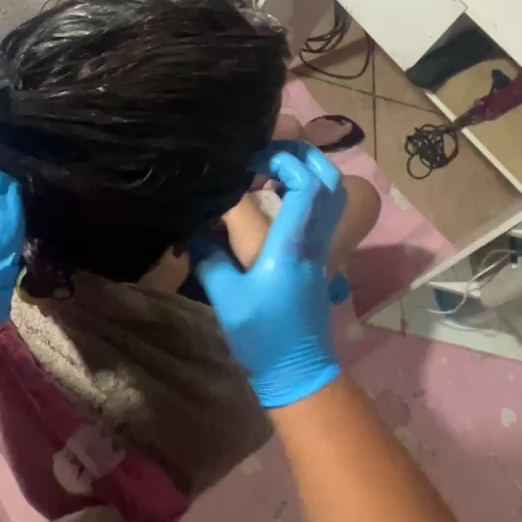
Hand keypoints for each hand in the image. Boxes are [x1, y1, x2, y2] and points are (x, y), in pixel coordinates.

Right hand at [194, 141, 348, 406]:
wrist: (299, 371)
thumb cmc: (262, 336)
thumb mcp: (226, 298)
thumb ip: (207, 257)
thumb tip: (190, 227)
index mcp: (287, 245)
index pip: (286, 189)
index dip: (261, 168)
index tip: (236, 165)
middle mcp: (310, 238)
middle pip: (324, 179)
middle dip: (297, 154)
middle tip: (263, 150)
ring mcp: (320, 246)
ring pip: (331, 191)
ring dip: (304, 169)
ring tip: (268, 167)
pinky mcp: (319, 255)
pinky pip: (323, 207)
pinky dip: (306, 188)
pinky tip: (275, 195)